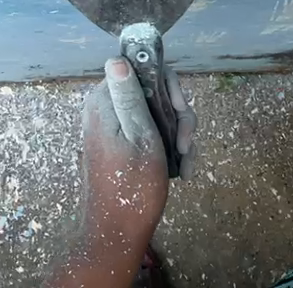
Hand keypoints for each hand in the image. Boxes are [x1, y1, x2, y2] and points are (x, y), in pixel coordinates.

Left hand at [78, 57, 193, 248]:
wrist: (117, 235)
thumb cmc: (132, 187)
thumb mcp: (140, 137)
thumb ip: (131, 97)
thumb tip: (117, 57)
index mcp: (105, 101)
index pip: (140, 69)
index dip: (167, 85)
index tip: (180, 109)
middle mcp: (106, 107)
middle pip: (152, 90)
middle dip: (176, 115)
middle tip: (187, 142)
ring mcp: (113, 125)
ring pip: (156, 112)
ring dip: (177, 133)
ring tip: (187, 162)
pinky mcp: (121, 142)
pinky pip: (150, 131)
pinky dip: (168, 146)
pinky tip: (183, 168)